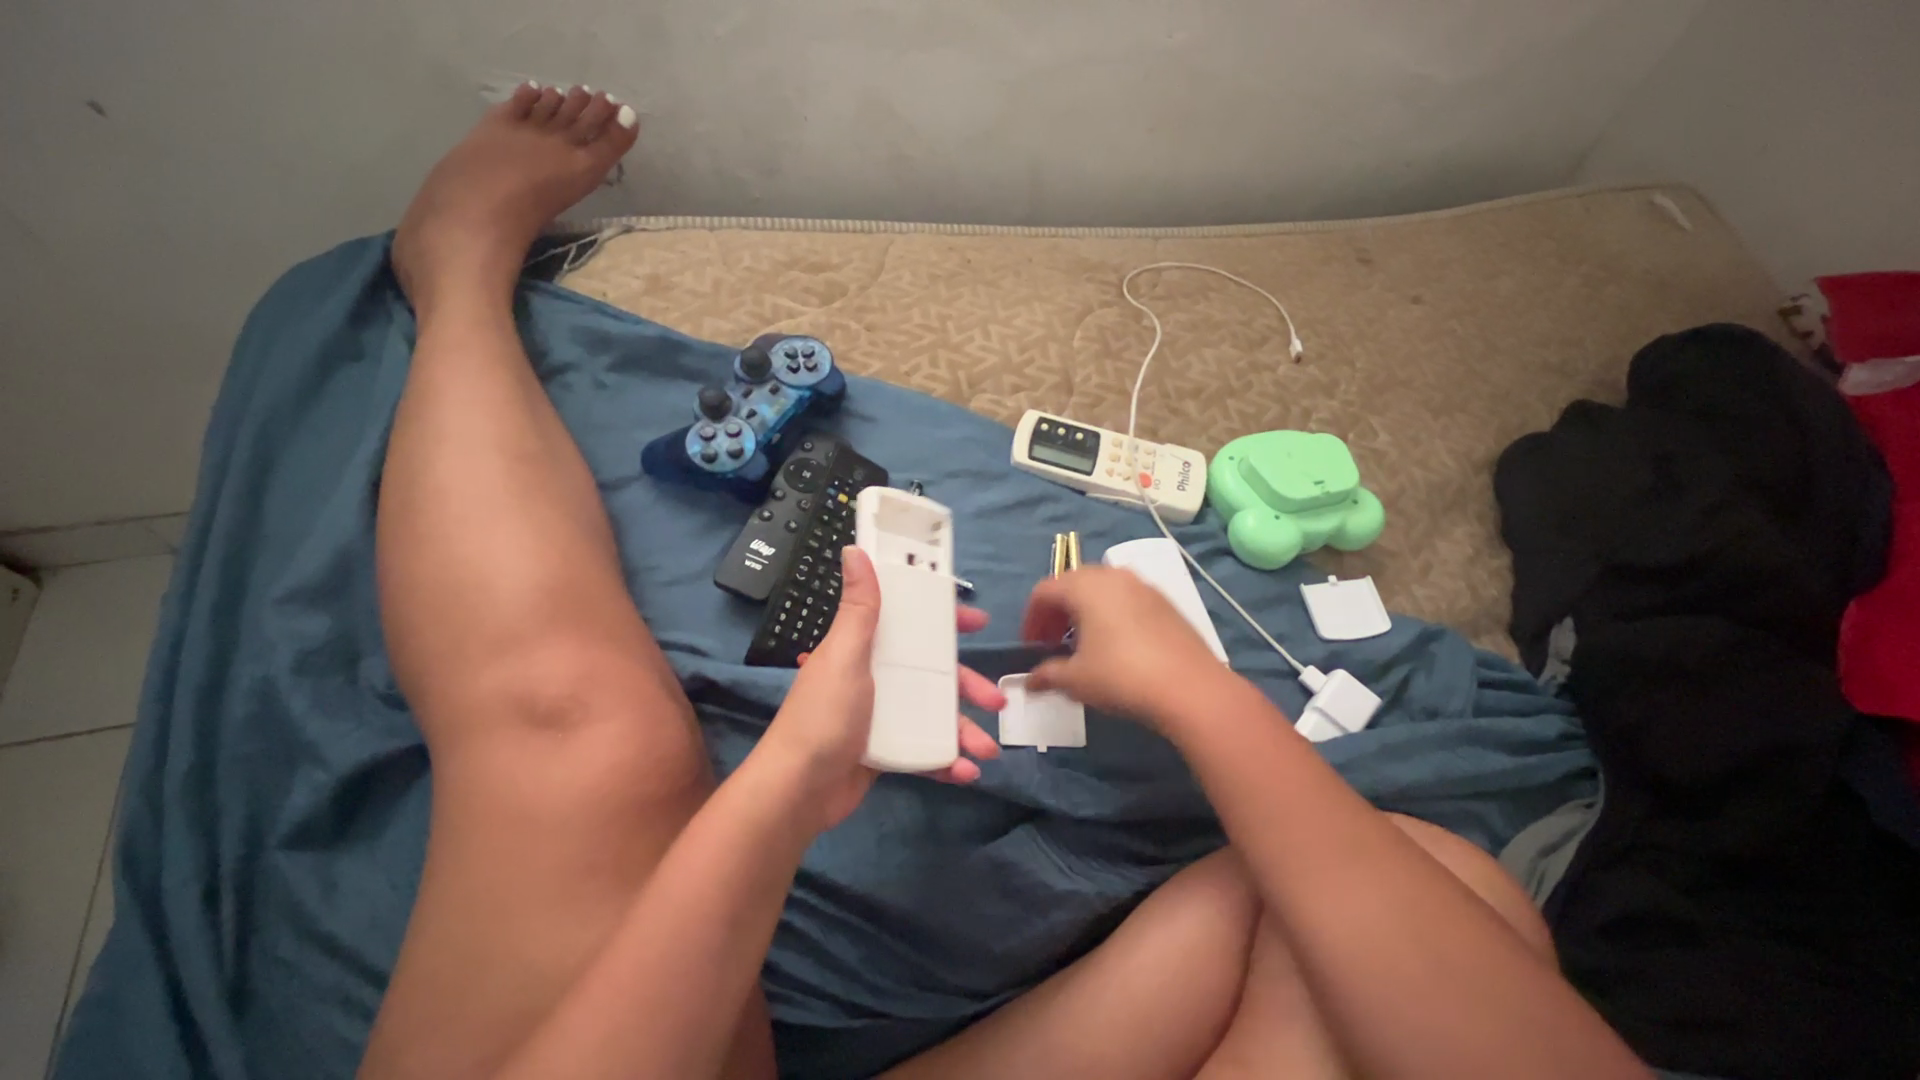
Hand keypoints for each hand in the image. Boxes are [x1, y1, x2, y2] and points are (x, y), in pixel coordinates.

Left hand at [759, 547, 1003, 828]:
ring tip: (986, 751)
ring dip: (965, 730)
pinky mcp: (887, 753)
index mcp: (866, 650)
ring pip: (937, 715)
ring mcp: (884, 718)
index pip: (912, 625)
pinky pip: (927, 751)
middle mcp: (877, 678)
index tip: (978, 622)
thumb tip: (854, 550)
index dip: (945, 621)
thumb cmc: (823, 717)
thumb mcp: (844, 656)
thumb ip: (858, 610)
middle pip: (934, 674)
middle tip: (997, 700)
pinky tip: (966, 772)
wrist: (798, 791)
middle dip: (968, 686)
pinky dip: (947, 760)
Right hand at [1020, 565, 1227, 723]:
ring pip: (1102, 590)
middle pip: (1073, 584)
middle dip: (1057, 613)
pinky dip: (1111, 615)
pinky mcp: (1165, 602)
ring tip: (1084, 645)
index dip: (1031, 619)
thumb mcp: (1076, 679)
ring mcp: (1143, 586)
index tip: (1031, 647)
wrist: (1191, 688)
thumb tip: (1030, 680)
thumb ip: (1047, 674)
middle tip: (1053, 644)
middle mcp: (1113, 575)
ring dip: (1085, 612)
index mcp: (1084, 586)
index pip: (1044, 591)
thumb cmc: (1121, 677)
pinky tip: (1116, 646)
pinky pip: (1126, 600)